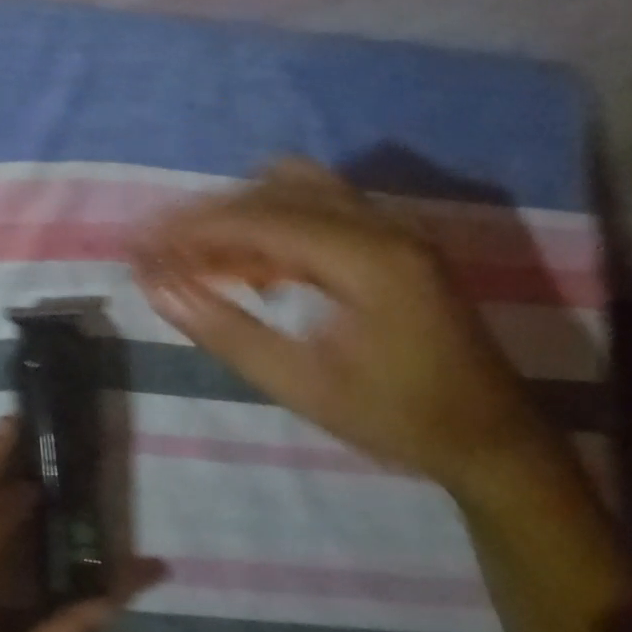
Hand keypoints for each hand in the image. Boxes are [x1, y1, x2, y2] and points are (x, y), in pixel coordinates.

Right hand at [131, 159, 553, 493]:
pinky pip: (319, 212)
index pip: (259, 220)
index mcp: (367, 258)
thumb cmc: (397, 419)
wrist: (492, 440)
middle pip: (273, 191)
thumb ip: (227, 332)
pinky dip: (272, 229)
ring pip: (296, 191)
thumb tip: (158, 290)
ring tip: (195, 257)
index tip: (139, 246)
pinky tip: (247, 271)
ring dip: (239, 216)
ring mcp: (392, 230)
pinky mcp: (392, 244)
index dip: (191, 229)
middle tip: (156, 251)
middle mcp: (382, 225)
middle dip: (207, 218)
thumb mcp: (303, 386)